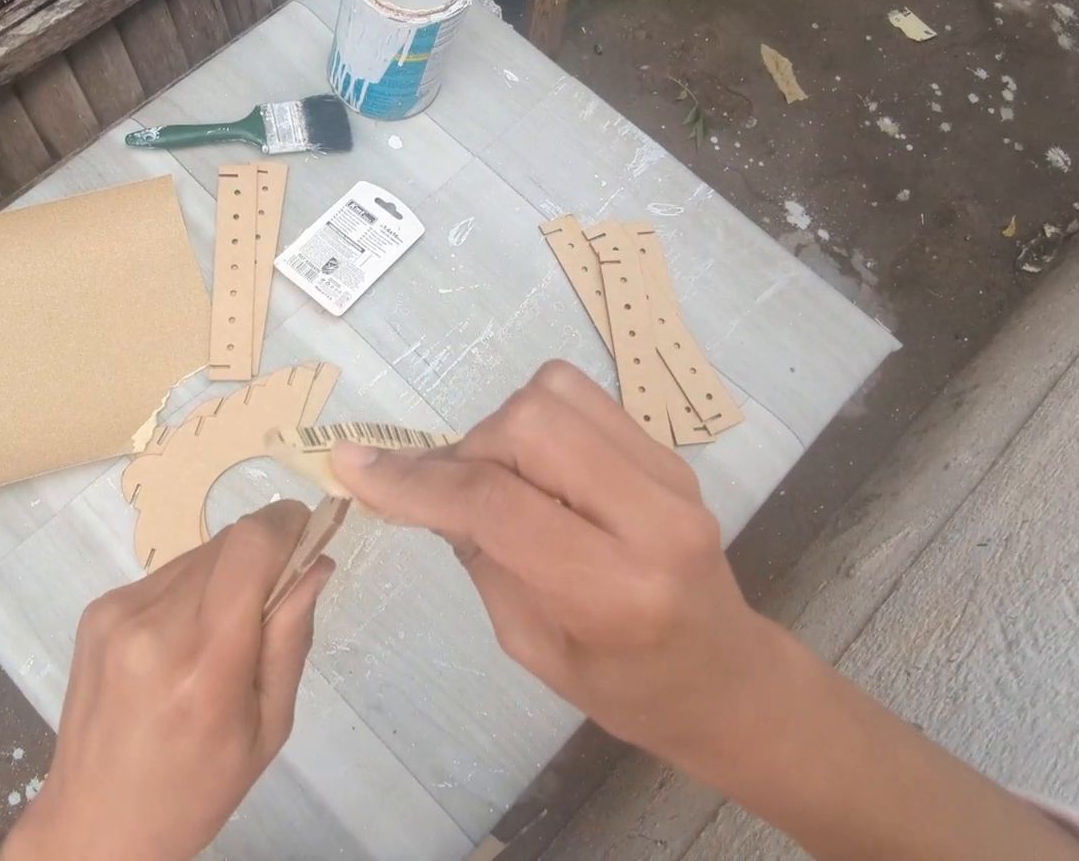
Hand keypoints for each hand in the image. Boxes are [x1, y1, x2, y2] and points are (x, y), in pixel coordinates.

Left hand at [1, 499, 333, 860]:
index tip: (309, 533)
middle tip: (276, 595)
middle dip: (264, 552)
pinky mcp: (97, 608)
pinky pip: (166, 574)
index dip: (286, 525)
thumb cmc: (197, 788)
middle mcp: (154, 623)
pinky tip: (184, 638)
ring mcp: (118, 611)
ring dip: (227, 572)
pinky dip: (192, 588)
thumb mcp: (268, 727)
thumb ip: (291, 637)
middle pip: (227, 542)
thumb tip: (315, 562)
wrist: (94, 822)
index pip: (250, 547)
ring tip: (224, 631)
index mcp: (204, 662)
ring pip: (198, 554)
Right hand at [329, 360, 776, 760]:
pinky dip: (533, 417)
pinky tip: (534, 464)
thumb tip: (419, 481)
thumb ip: (478, 551)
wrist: (724, 677)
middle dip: (466, 450)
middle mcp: (652, 518)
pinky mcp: (667, 451)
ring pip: (552, 394)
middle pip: (529, 425)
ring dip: (499, 428)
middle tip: (453, 491)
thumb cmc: (620, 685)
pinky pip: (579, 395)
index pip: (496, 505)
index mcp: (614, 591)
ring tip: (498, 477)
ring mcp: (668, 475)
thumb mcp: (527, 641)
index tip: (354, 466)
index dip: (415, 481)